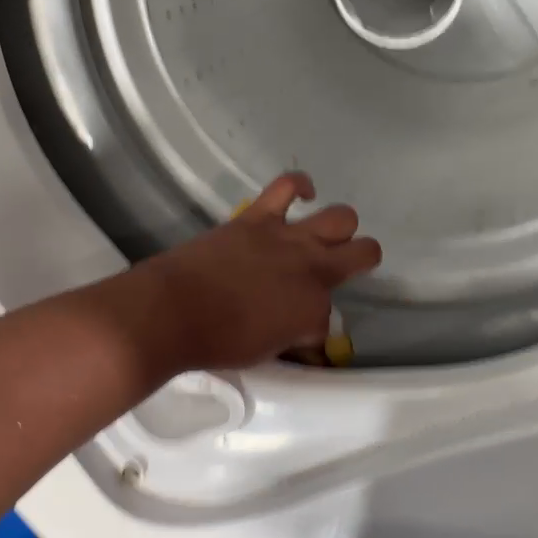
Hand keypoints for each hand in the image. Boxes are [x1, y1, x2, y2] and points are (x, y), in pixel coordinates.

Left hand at [114, 172, 380, 373]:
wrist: (174, 310)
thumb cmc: (216, 341)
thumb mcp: (264, 352)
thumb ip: (288, 333)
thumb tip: (295, 327)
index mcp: (314, 311)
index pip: (328, 319)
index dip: (313, 326)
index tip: (295, 332)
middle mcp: (313, 270)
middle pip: (363, 254)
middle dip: (360, 261)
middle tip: (342, 268)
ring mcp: (288, 238)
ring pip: (341, 217)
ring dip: (341, 227)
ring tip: (327, 233)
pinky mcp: (259, 216)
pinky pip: (288, 186)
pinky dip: (300, 185)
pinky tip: (305, 192)